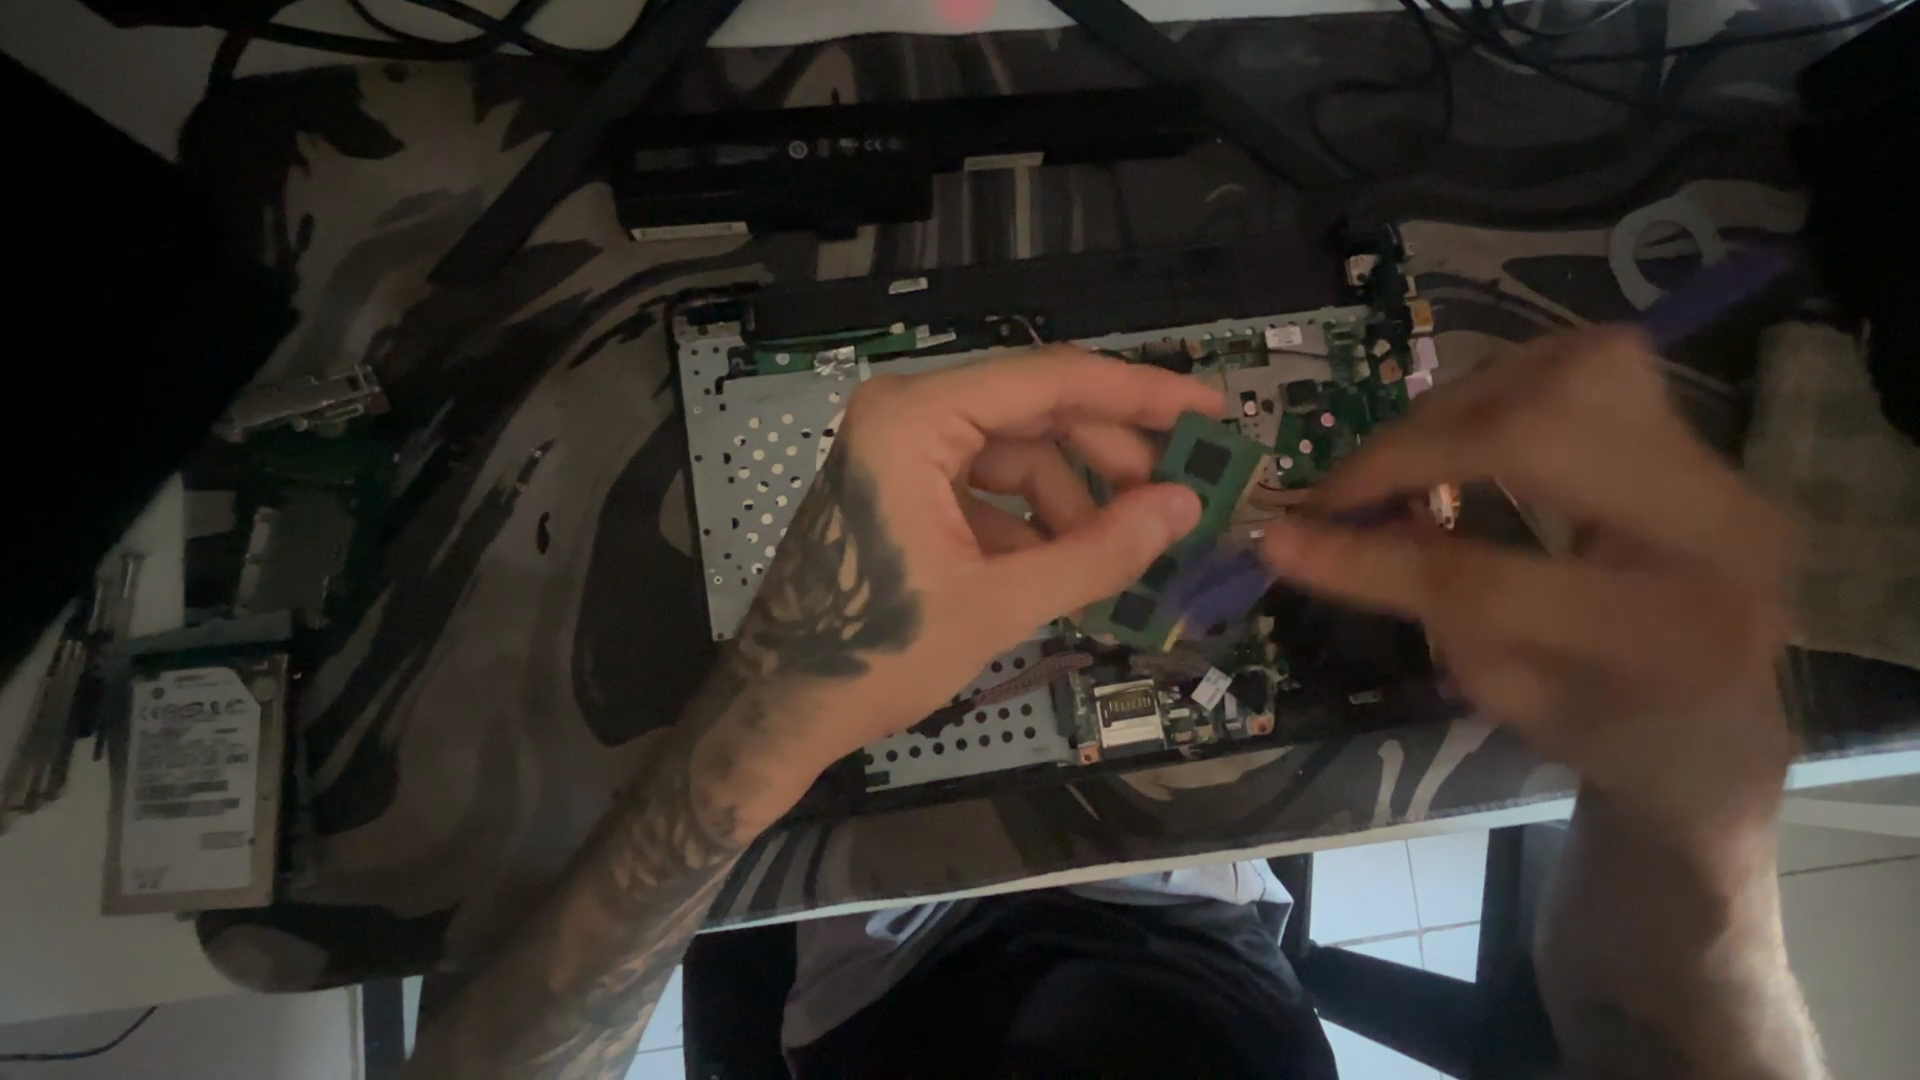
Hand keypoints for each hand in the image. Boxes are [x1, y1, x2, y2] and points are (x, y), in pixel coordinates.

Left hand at [720, 348, 1222, 819]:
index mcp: (916, 419)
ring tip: (1111, 555)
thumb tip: (1185, 507)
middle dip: (1105, 460)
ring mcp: (902, 451)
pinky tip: (1058, 565)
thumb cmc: (878, 654)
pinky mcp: (905, 488)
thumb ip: (1098, 553)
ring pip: (1016, 456)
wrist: (786, 706)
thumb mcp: (999, 605)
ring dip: (1069, 501)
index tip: (1207, 413)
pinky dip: (1030, 522)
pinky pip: (988, 489)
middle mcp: (907, 415)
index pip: (1048, 382)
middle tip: (1170, 503)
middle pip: (1035, 415)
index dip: (1138, 396)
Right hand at [1257, 328, 1797, 838]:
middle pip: (1540, 435)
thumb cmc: (1599, 728)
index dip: (1363, 557)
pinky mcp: (1695, 437)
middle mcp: (1711, 531)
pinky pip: (1587, 366)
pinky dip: (1498, 387)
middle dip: (1409, 451)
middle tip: (1342, 491)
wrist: (1721, 721)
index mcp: (1658, 636)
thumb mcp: (1497, 692)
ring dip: (1453, 407)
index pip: (1481, 578)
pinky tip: (1461, 433)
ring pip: (1571, 373)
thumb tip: (1340, 526)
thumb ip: (1427, 606)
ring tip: (1402, 460)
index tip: (1274, 541)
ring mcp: (1717, 470)